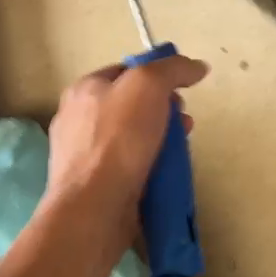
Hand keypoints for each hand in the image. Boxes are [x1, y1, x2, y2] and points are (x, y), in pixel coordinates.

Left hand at [44, 55, 208, 222]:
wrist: (93, 209)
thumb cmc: (118, 139)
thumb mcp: (149, 85)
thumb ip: (174, 68)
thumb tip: (198, 67)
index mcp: (84, 90)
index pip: (128, 70)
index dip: (158, 75)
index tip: (180, 90)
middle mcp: (77, 119)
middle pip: (133, 104)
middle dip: (164, 109)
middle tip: (182, 120)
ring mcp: (82, 155)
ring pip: (133, 135)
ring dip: (162, 137)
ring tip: (180, 148)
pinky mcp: (92, 185)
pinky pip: (128, 164)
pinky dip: (150, 163)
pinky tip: (164, 170)